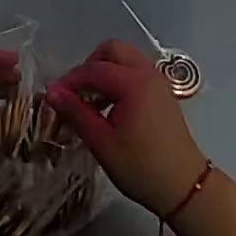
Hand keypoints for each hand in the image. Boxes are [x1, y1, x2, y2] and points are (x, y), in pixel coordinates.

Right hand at [46, 40, 207, 214]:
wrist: (183, 184)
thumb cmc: (140, 167)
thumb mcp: (102, 143)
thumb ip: (77, 113)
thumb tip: (53, 93)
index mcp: (134, 83)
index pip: (95, 68)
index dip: (70, 79)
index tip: (53, 97)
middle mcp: (148, 73)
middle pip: (113, 50)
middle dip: (89, 65)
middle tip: (74, 93)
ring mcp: (158, 80)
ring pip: (126, 59)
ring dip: (105, 71)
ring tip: (89, 103)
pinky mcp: (162, 92)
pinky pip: (136, 71)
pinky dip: (118, 78)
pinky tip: (108, 107)